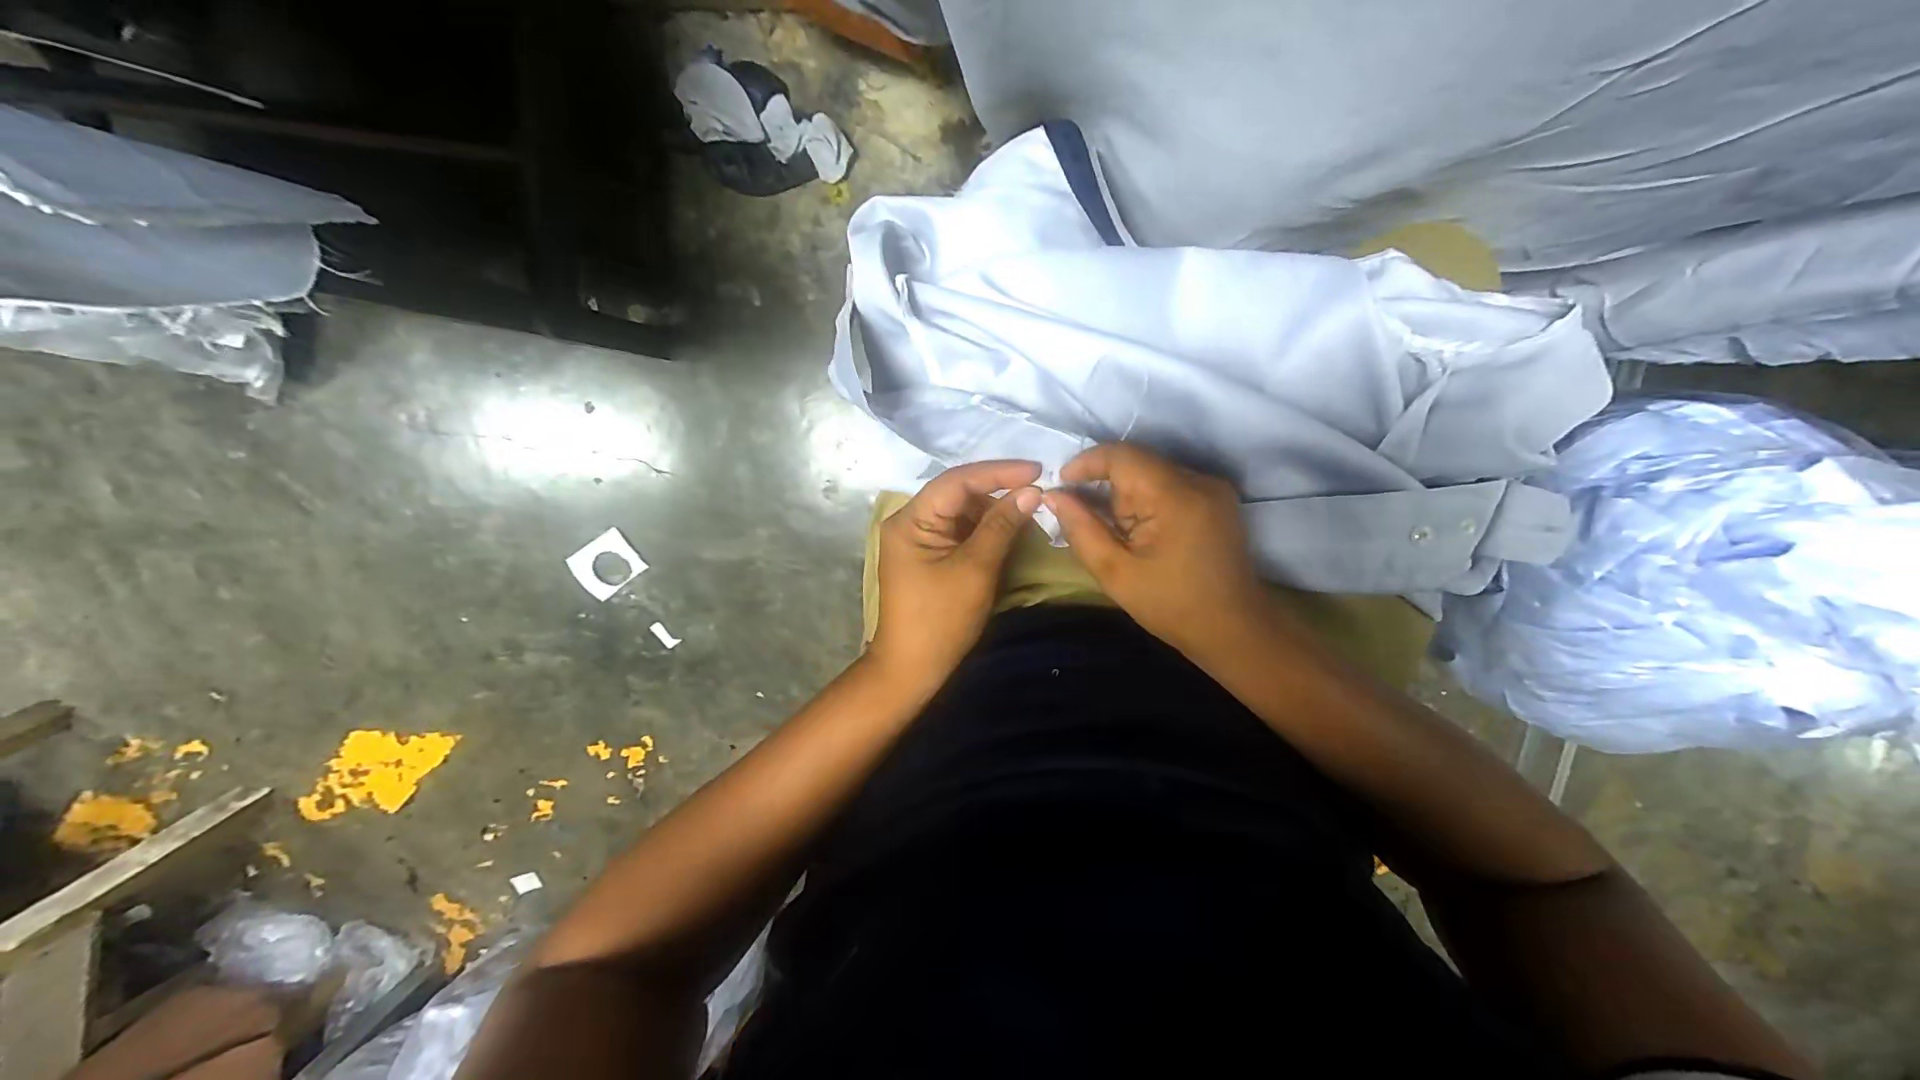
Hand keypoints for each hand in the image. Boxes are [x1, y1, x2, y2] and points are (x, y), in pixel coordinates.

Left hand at [870, 460, 1042, 693]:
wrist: (912, 669)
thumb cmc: (940, 620)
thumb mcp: (975, 569)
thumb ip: (1001, 526)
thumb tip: (1032, 491)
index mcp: (910, 520)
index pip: (957, 480)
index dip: (999, 472)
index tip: (1039, 471)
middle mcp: (909, 521)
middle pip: (958, 493)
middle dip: (999, 490)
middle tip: (1040, 491)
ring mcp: (918, 539)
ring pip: (962, 511)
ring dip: (995, 510)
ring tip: (1031, 508)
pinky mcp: (929, 555)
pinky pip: (960, 531)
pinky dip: (986, 529)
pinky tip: (1011, 528)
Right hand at [1044, 444, 1269, 655]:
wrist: (1234, 630)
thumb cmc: (1172, 606)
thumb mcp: (1115, 573)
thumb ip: (1081, 529)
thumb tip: (1054, 496)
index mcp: (1175, 495)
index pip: (1122, 455)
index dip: (1086, 463)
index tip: (1060, 484)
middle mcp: (1198, 480)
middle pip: (1137, 462)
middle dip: (1105, 484)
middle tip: (1083, 517)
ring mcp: (1212, 488)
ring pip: (1152, 472)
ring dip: (1126, 494)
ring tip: (1114, 531)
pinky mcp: (1217, 499)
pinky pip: (1169, 484)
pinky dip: (1146, 499)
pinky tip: (1138, 531)